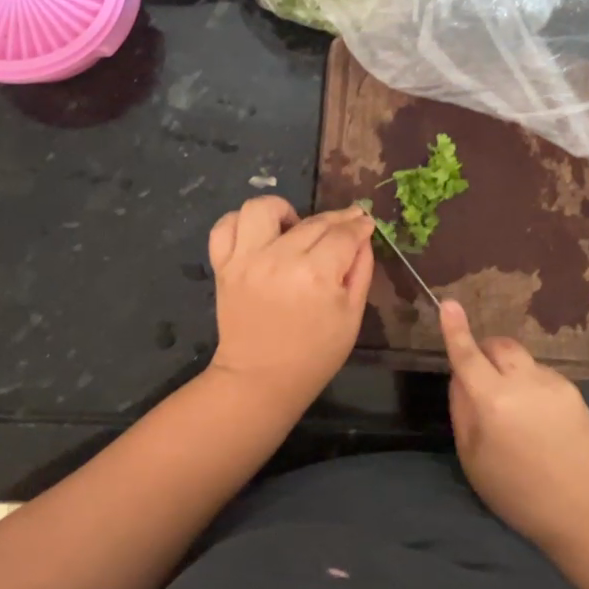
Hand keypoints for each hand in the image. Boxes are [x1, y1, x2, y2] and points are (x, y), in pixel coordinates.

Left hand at [206, 197, 374, 404]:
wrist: (260, 380)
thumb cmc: (314, 355)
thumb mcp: (351, 317)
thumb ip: (360, 271)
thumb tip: (363, 237)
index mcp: (316, 276)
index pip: (344, 234)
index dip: (359, 226)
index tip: (365, 223)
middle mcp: (279, 260)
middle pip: (313, 221)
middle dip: (335, 220)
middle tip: (343, 228)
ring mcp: (246, 260)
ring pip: (262, 208)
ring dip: (283, 211)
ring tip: (293, 229)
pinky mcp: (223, 266)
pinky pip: (225, 226)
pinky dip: (240, 223)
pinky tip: (260, 236)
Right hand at [441, 299, 588, 549]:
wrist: (582, 513)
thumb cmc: (516, 493)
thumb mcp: (473, 458)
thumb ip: (462, 409)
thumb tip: (461, 377)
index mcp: (493, 401)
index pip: (468, 355)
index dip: (455, 329)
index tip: (448, 304)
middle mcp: (524, 382)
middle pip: (499, 346)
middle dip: (485, 352)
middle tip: (480, 378)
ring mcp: (554, 384)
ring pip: (522, 360)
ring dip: (509, 371)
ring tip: (514, 413)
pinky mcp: (574, 392)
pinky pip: (543, 376)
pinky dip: (531, 386)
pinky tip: (539, 421)